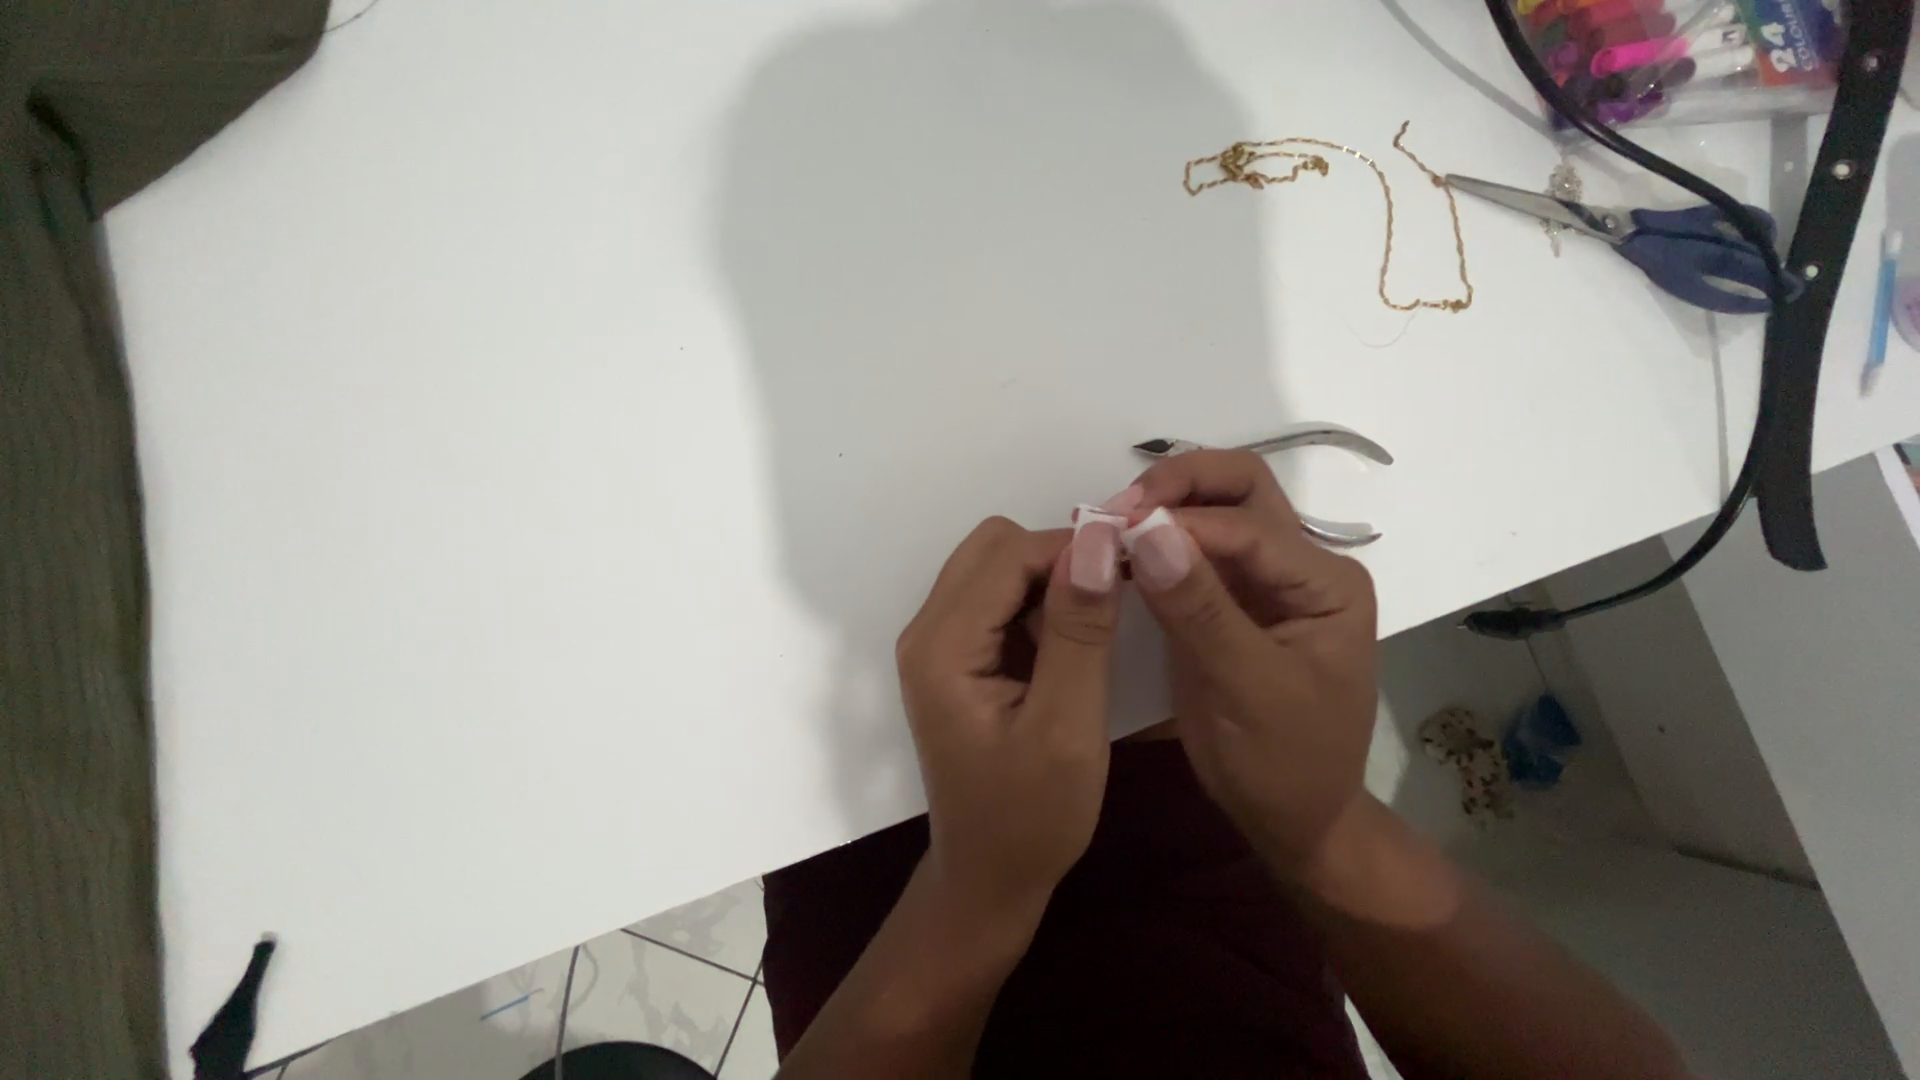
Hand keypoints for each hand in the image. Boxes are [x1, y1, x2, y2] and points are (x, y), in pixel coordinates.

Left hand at [895, 515, 1123, 912]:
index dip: (1075, 550)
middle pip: (994, 547)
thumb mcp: (1068, 728)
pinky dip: (1037, 605)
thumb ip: (1080, 631)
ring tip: (1088, 637)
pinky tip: (1063, 650)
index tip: (1134, 568)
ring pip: (996, 566)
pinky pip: (996, 597)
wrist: (989, 876)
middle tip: (1109, 605)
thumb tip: (1099, 539)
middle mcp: (926, 631)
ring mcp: (935, 642)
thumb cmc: (1032, 817)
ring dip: (1049, 582)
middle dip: (1058, 560)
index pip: (1009, 554)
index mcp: (943, 647)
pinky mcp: (953, 655)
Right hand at [1119, 451, 1378, 876]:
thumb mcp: (1250, 690)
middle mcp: (1295, 567)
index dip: (1182, 520)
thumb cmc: (1287, 763)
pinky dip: (1148, 544)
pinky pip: (1184, 554)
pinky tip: (1112, 555)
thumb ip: (1202, 610)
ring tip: (1105, 526)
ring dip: (1160, 507)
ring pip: (1211, 512)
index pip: (1248, 526)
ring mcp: (1255, 582)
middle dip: (1179, 486)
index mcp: (1324, 582)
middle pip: (1240, 491)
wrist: (1291, 818)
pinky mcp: (1219, 602)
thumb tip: (1148, 533)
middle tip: (1117, 508)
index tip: (1116, 531)